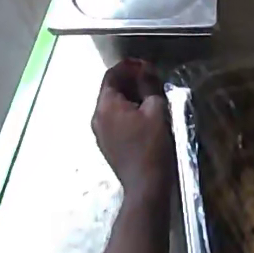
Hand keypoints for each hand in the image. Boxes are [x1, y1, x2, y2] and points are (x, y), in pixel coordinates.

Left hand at [92, 59, 173, 204]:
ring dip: (128, 96)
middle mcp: (97, 116)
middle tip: (149, 79)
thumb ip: (149, 85)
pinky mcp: (106, 144)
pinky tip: (143, 115)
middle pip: (110, 89)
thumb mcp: (156, 111)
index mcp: (106, 105)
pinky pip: (114, 120)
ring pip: (112, 105)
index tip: (145, 65)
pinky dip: (126, 112)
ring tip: (149, 95)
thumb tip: (146, 68)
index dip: (128, 66)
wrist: (145, 187)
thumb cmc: (152, 146)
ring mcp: (99, 132)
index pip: (111, 75)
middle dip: (129, 81)